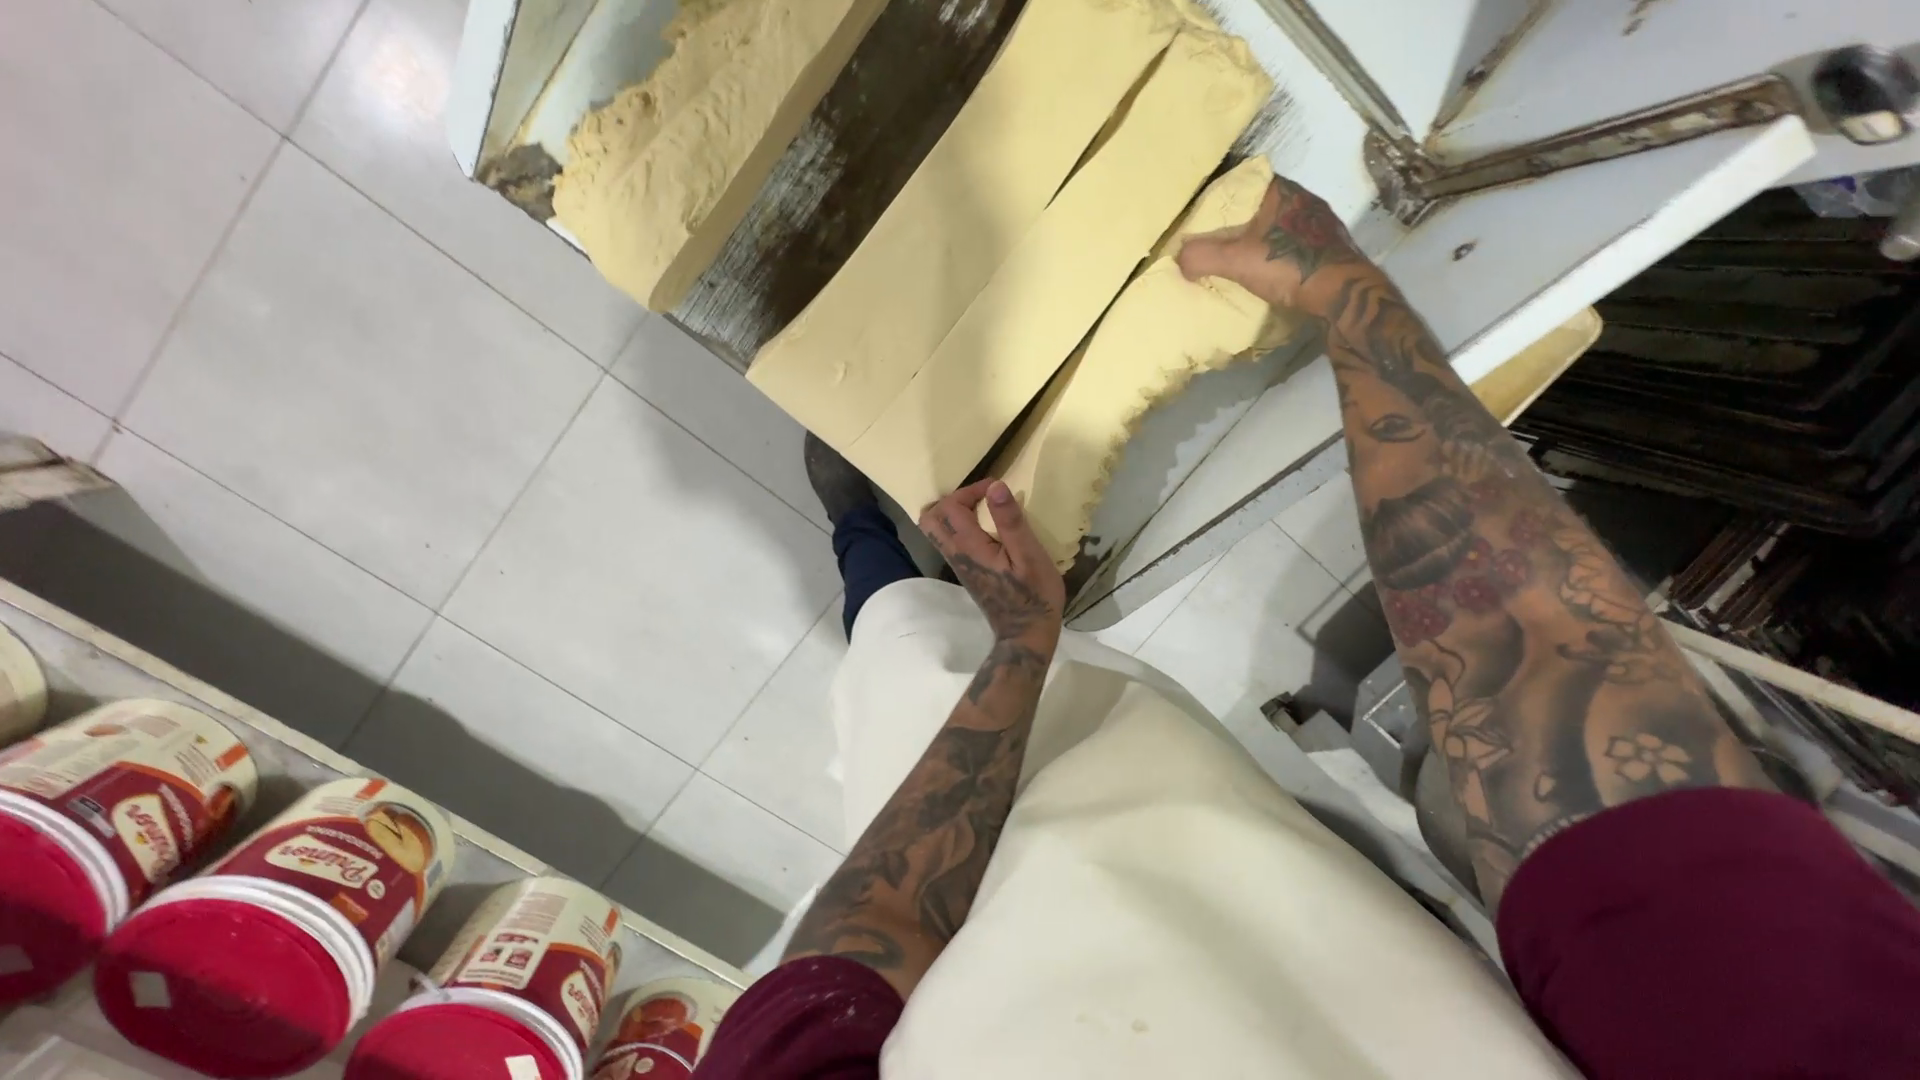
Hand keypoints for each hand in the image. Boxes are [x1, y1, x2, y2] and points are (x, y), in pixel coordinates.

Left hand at [919, 480, 1065, 648]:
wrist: (1026, 635)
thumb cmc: (1034, 597)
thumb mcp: (1030, 556)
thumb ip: (1010, 521)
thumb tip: (995, 487)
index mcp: (969, 548)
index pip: (950, 507)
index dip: (970, 490)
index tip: (995, 488)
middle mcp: (956, 555)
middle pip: (930, 519)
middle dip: (951, 499)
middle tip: (979, 496)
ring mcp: (959, 566)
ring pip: (936, 532)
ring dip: (952, 512)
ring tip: (982, 507)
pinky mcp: (966, 573)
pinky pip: (949, 541)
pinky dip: (958, 526)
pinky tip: (985, 526)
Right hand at [1176, 176, 1365, 317]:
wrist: (1340, 293)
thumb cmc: (1288, 265)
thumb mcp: (1236, 260)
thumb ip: (1202, 256)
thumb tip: (1178, 259)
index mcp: (1284, 193)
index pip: (1251, 180)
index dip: (1229, 194)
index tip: (1210, 211)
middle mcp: (1306, 202)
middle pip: (1266, 204)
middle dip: (1245, 219)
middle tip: (1221, 236)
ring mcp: (1322, 226)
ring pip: (1283, 225)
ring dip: (1264, 238)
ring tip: (1243, 254)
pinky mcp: (1332, 250)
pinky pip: (1297, 245)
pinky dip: (1281, 254)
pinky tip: (1270, 270)